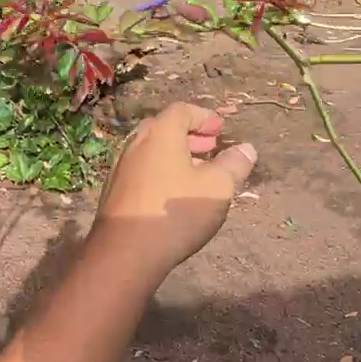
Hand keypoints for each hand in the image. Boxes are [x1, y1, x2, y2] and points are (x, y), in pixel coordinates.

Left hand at [90, 102, 256, 278]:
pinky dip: (161, 171)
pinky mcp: (114, 190)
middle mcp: (135, 144)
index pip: (181, 111)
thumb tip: (245, 149)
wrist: (125, 250)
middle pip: (164, 129)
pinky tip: (175, 194)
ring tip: (199, 173)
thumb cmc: (175, 212)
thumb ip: (233, 165)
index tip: (221, 130)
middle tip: (211, 149)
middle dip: (190, 136)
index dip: (204, 117)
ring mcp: (120, 167)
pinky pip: (142, 170)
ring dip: (176, 156)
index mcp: (159, 134)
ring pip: (152, 151)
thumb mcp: (217, 187)